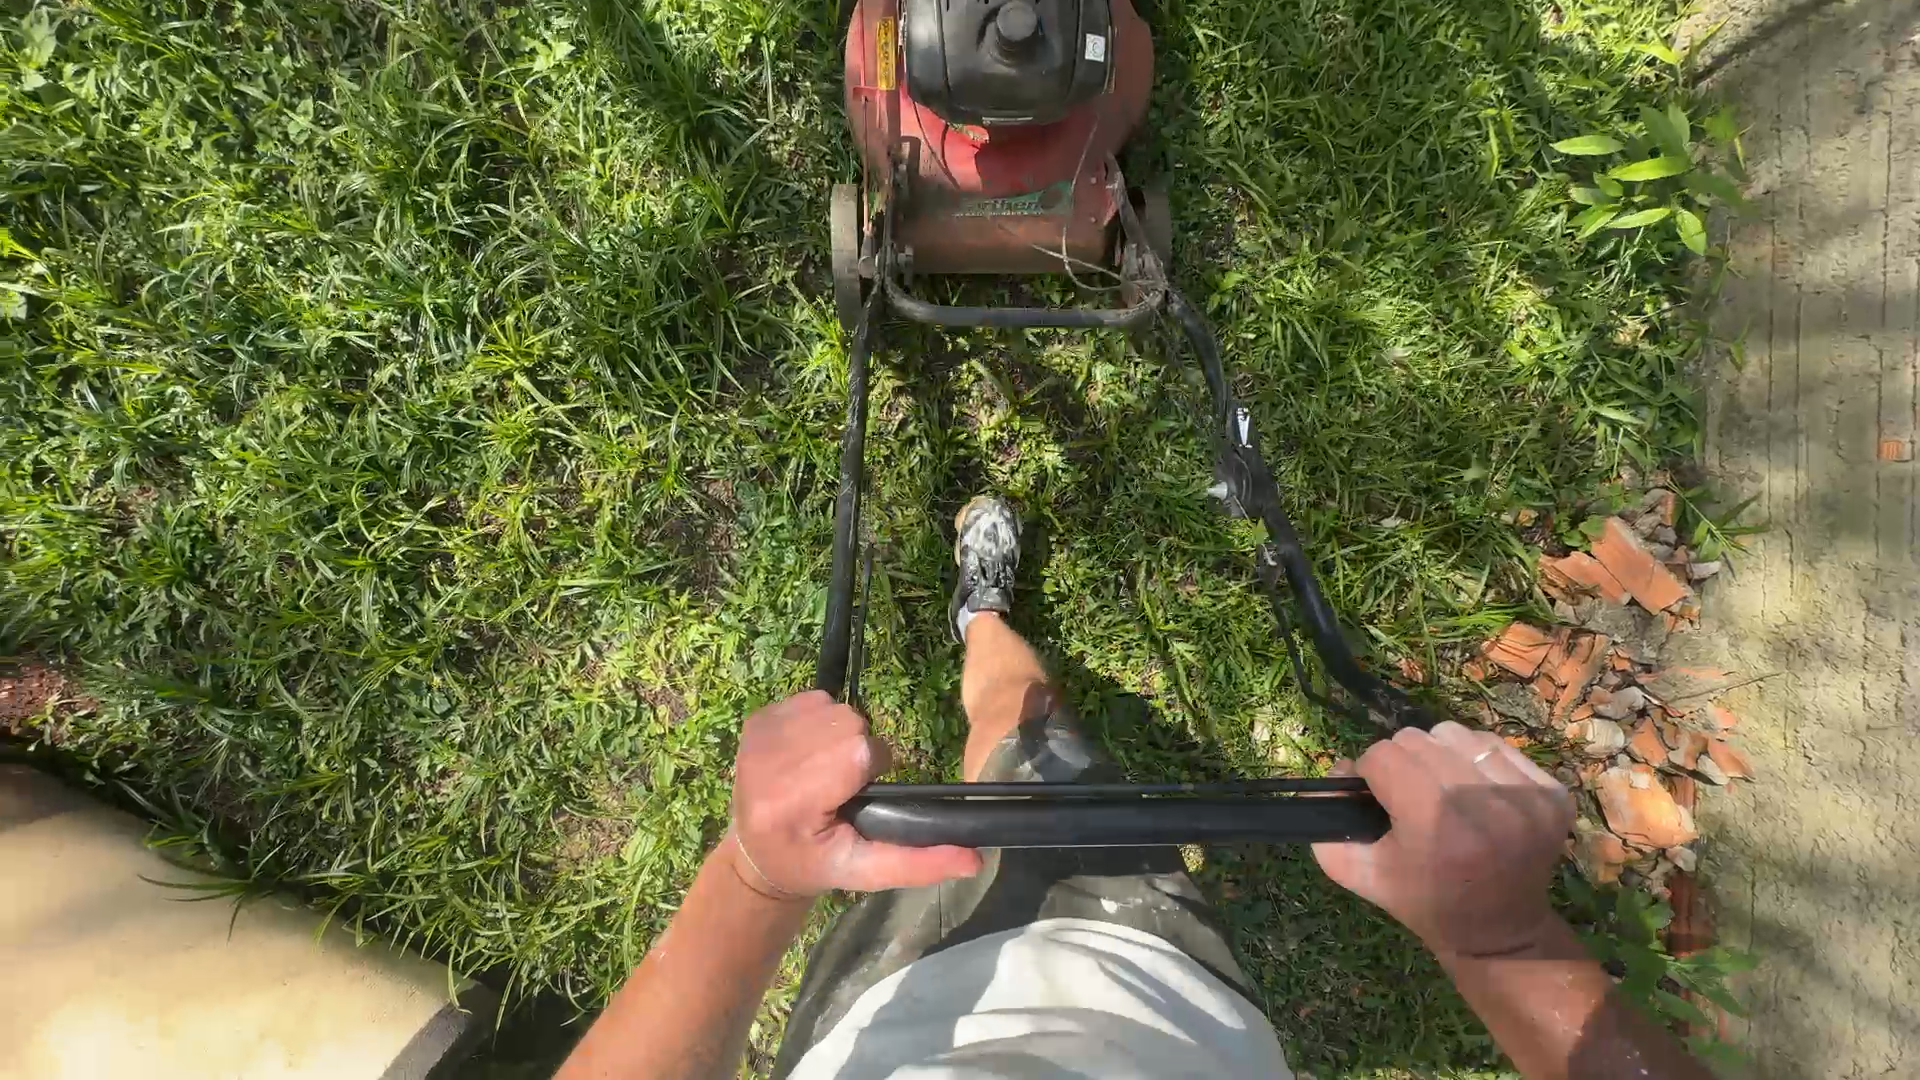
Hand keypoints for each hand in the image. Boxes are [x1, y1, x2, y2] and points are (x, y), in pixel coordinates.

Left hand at [726, 690, 981, 898]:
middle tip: (842, 784)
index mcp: (791, 801)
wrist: (755, 854)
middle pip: (849, 723)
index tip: (858, 793)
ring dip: (841, 734)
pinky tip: (808, 754)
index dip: (870, 767)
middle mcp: (768, 760)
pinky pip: (814, 700)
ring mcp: (760, 733)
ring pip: (836, 707)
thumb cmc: (812, 863)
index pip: (858, 751)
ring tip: (825, 770)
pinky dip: (821, 722)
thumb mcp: (865, 871)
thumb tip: (975, 860)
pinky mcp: (757, 717)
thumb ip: (918, 862)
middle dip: (857, 750)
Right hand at [1313, 721, 1573, 957]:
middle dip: (1401, 761)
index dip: (1370, 773)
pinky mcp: (1554, 795)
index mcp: (1437, 823)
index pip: (1383, 755)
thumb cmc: (1421, 899)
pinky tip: (1473, 788)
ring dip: (1437, 753)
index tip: (1379, 800)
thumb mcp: (1355, 870)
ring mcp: (1527, 798)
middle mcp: (1488, 805)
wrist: (1500, 931)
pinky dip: (1473, 758)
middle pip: (1416, 739)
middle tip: (1408, 795)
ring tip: (1441, 787)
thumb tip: (1340, 766)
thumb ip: (1325, 816)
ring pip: (1453, 733)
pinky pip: (1492, 743)